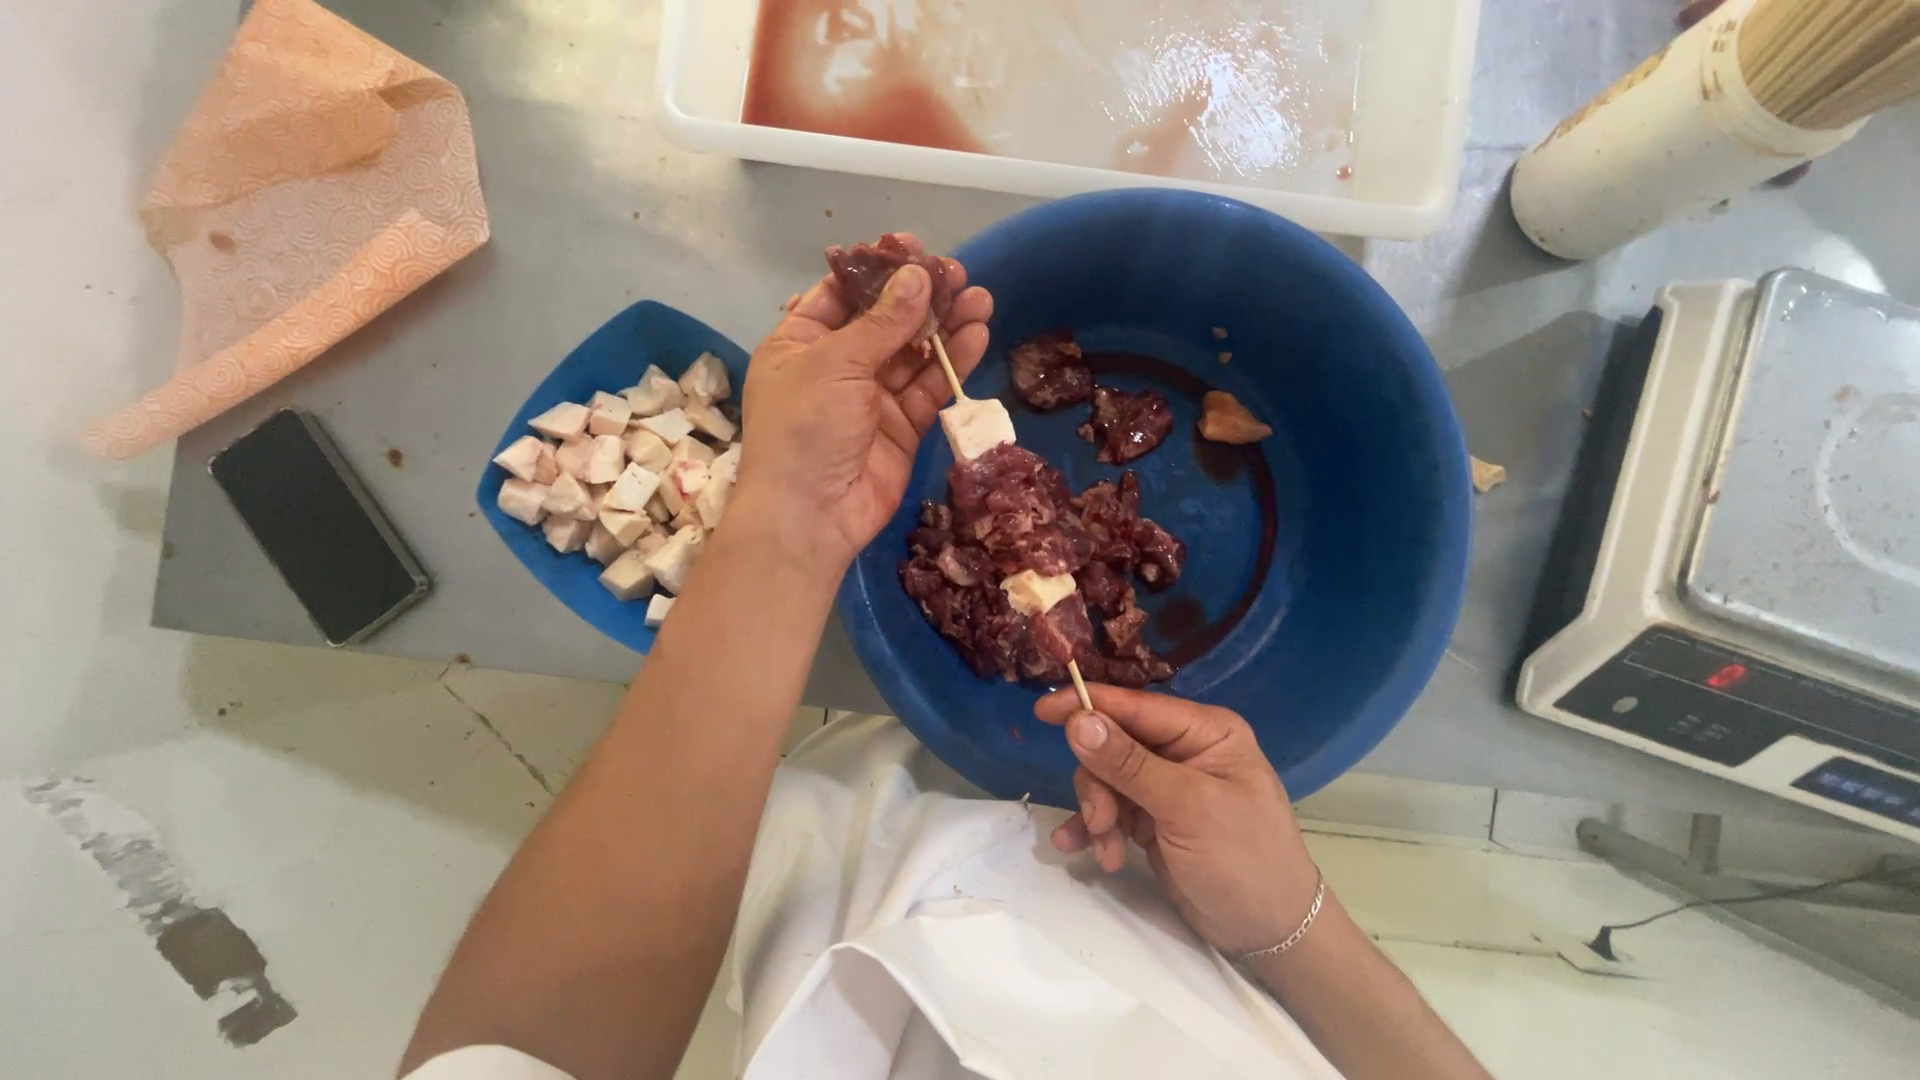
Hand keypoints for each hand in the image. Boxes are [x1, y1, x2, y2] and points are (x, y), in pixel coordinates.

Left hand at [731, 236, 991, 575]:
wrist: (812, 515)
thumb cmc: (805, 428)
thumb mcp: (836, 364)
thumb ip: (882, 322)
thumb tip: (918, 276)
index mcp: (800, 343)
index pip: (840, 294)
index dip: (878, 270)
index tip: (915, 249)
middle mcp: (836, 365)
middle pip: (884, 320)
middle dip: (920, 296)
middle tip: (957, 273)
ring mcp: (871, 397)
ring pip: (913, 352)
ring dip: (945, 326)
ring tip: (979, 298)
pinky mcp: (902, 426)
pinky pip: (929, 388)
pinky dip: (952, 363)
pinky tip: (977, 335)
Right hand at [1035, 685, 1319, 956]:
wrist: (1272, 936)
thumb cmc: (1244, 860)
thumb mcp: (1187, 808)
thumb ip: (1128, 764)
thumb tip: (1078, 721)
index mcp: (1204, 731)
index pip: (1135, 706)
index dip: (1088, 705)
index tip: (1042, 710)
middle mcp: (1183, 751)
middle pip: (1113, 744)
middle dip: (1098, 783)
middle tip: (1099, 819)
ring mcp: (1167, 786)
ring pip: (1105, 779)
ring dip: (1097, 813)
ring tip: (1106, 849)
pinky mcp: (1154, 819)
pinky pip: (1110, 810)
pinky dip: (1096, 830)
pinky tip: (1087, 852)